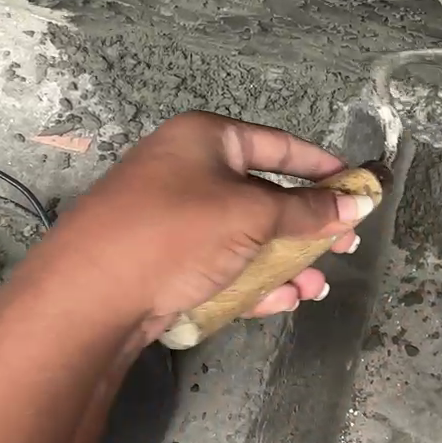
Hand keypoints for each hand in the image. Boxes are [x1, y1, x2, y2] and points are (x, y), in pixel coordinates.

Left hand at [27, 111, 375, 338]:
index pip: (281, 146)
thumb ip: (310, 210)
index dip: (324, 167)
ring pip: (248, 236)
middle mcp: (189, 170)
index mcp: (206, 139)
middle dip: (309, 227)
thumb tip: (359, 204)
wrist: (82, 303)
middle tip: (345, 246)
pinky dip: (254, 280)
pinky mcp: (163, 259)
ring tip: (315, 289)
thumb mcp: (253, 215)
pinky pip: (222, 262)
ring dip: (287, 262)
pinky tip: (283, 302)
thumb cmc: (176, 234)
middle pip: (267, 196)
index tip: (358, 186)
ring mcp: (173, 217)